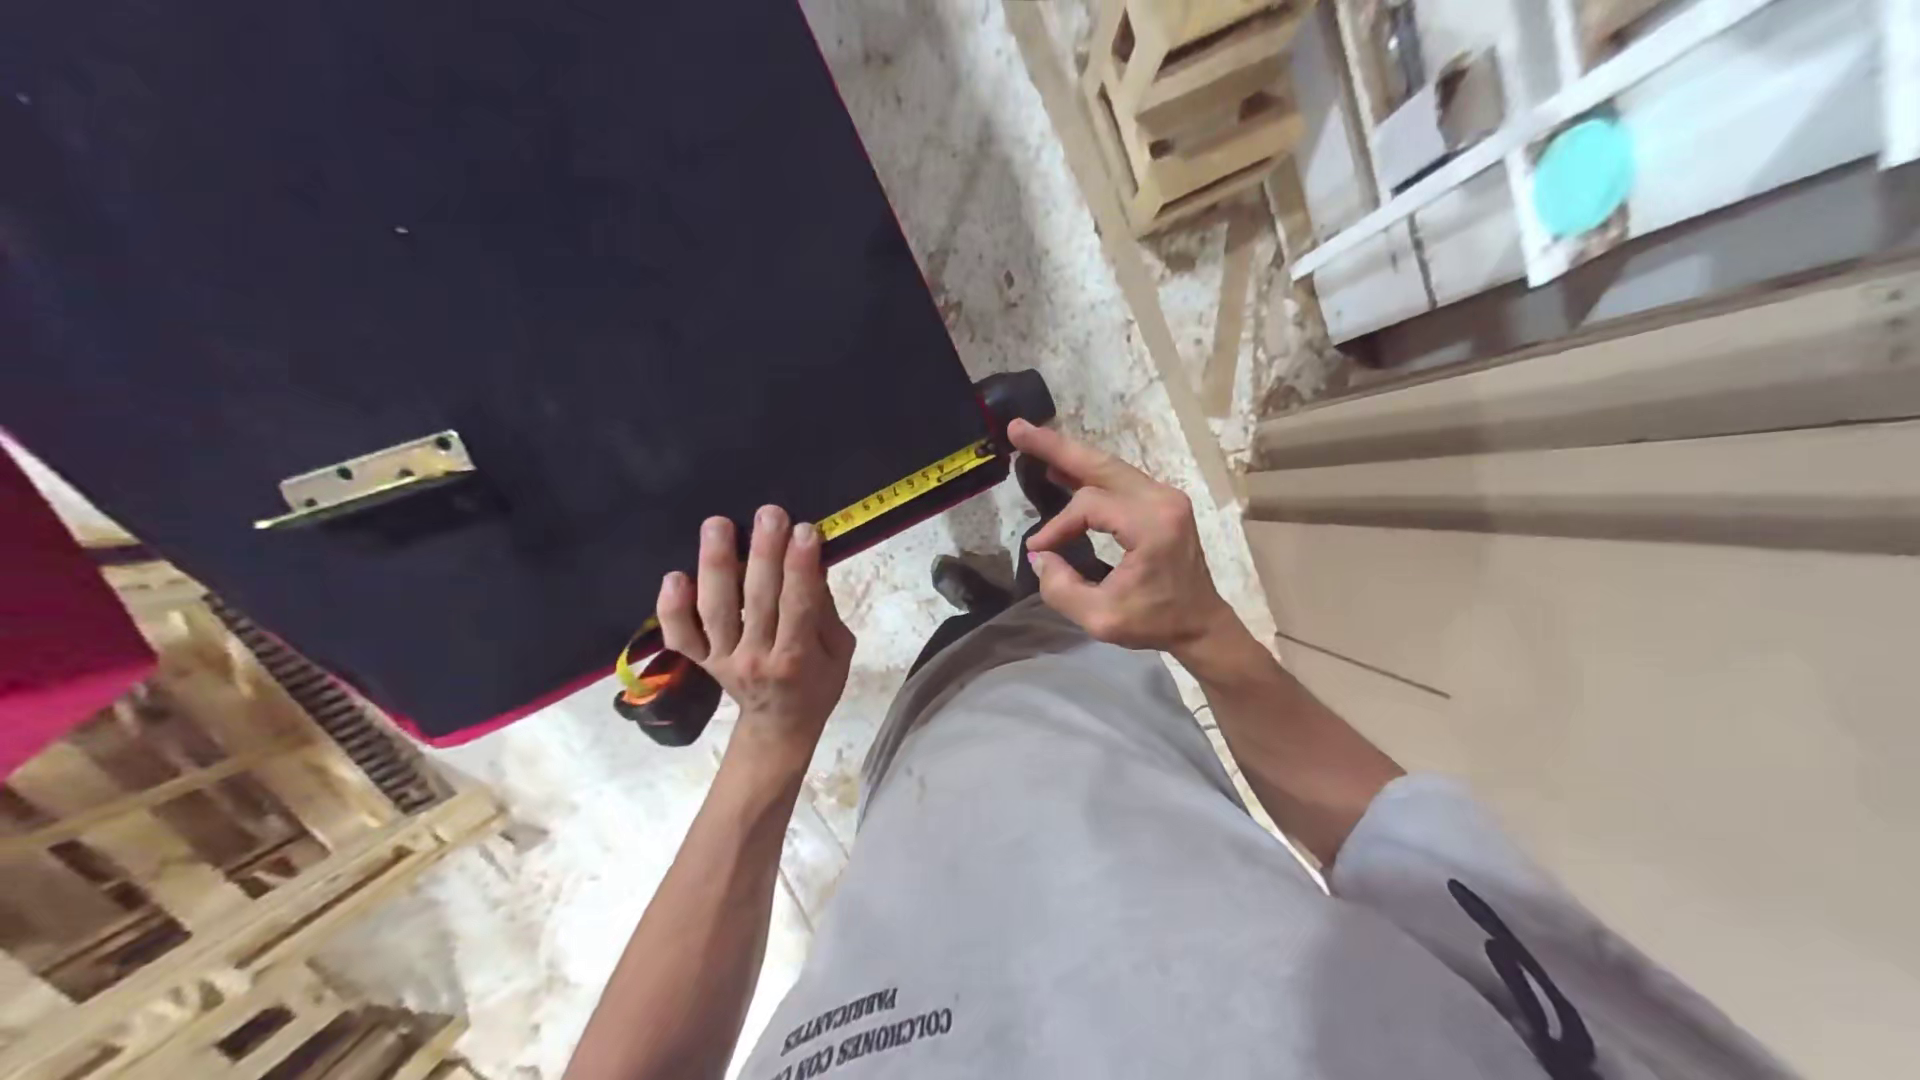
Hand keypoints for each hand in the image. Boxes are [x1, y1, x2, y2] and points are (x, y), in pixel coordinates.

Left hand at [657, 506, 854, 763]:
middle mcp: (756, 658)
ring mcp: (722, 660)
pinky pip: (680, 636)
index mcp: (796, 658)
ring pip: (714, 610)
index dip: (801, 568)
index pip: (798, 606)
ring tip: (718, 526)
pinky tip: (674, 576)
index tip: (804, 530)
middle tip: (769, 514)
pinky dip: (671, 609)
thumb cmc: (818, 683)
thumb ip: (823, 608)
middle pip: (757, 601)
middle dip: (765, 554)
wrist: (780, 726)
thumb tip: (811, 558)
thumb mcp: (838, 649)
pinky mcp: (699, 660)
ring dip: (716, 565)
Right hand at [1007, 419, 1240, 657]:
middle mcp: (1161, 499)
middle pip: (1100, 463)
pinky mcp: (1162, 502)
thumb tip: (1040, 556)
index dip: (1057, 526)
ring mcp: (1165, 497)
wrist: (1202, 624)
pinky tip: (1062, 469)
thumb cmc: (1156, 623)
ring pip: (1108, 466)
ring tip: (1031, 440)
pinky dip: (1087, 472)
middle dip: (1055, 447)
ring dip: (1069, 455)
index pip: (1089, 506)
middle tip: (1017, 429)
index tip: (1038, 550)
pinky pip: (1118, 478)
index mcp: (1151, 524)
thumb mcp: (1102, 619)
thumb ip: (1061, 588)